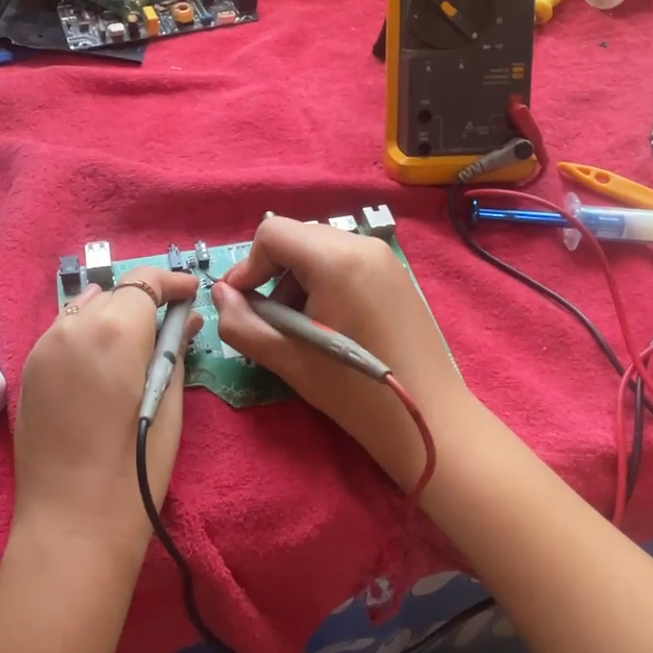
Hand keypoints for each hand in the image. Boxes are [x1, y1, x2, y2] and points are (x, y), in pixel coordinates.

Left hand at [13, 267, 204, 554]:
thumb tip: (184, 321)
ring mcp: (42, 348)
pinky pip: (62, 333)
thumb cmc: (134, 470)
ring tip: (135, 345)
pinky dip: (86, 333)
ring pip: (84, 309)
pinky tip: (102, 363)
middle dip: (144, 301)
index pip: (144, 282)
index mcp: (112, 331)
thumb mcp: (167, 408)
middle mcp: (72, 328)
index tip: (192, 292)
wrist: (70, 525)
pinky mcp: (27, 372)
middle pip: (114, 293)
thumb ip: (174, 353)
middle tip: (169, 327)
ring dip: (112, 315)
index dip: (171, 283)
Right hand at [213, 217, 470, 488]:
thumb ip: (243, 324)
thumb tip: (221, 295)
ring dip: (296, 280)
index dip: (248, 266)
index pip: (272, 233)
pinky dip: (323, 282)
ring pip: (319, 249)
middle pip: (296, 238)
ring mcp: (384, 258)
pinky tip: (329, 325)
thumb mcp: (288, 361)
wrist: (432, 420)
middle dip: (272, 274)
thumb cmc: (355, 392)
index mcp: (336, 259)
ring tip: (300, 328)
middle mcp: (362, 245)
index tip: (243, 305)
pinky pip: (345, 262)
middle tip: (270, 321)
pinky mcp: (396, 275)